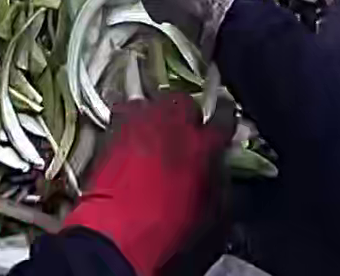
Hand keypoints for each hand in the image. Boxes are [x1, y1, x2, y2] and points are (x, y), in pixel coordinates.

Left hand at [62, 94, 234, 274]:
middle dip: (187, 116)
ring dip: (160, 115)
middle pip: (186, 102)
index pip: (223, 118)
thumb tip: (217, 171)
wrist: (116, 237)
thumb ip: (218, 182)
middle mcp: (174, 124)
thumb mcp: (209, 218)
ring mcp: (143, 119)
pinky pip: (130, 110)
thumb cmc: (167, 235)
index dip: (223, 122)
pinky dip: (134, 119)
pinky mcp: (117, 124)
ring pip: (157, 101)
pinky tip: (133, 137)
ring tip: (158, 135)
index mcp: (203, 146)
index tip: (221, 128)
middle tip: (185, 136)